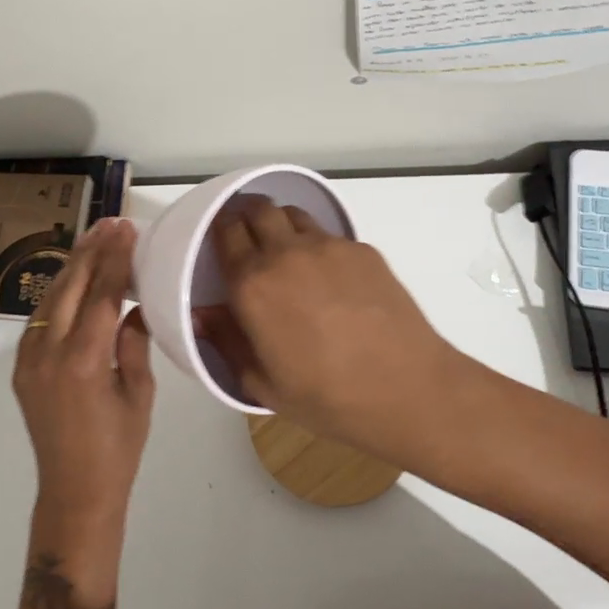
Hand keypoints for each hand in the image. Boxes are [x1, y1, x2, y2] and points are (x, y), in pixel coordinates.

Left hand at [13, 218, 155, 521]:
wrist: (74, 492)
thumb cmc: (118, 449)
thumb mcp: (139, 395)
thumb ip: (134, 344)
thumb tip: (133, 307)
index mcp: (85, 361)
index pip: (101, 294)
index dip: (115, 258)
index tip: (126, 229)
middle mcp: (50, 352)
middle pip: (69, 286)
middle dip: (91, 251)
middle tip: (111, 223)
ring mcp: (29, 359)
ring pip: (49, 299)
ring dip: (72, 267)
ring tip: (93, 239)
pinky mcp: (22, 368)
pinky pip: (40, 320)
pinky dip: (58, 294)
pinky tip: (73, 280)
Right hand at [192, 197, 471, 459]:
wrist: (407, 390)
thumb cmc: (327, 398)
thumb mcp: (262, 384)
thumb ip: (226, 342)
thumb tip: (201, 315)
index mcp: (253, 285)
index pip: (225, 232)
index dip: (218, 231)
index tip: (217, 241)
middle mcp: (286, 254)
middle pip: (258, 210)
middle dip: (247, 217)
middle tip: (248, 239)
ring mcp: (329, 247)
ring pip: (294, 215)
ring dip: (282, 225)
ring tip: (286, 252)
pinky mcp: (363, 250)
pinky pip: (329, 236)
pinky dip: (318, 245)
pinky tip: (329, 278)